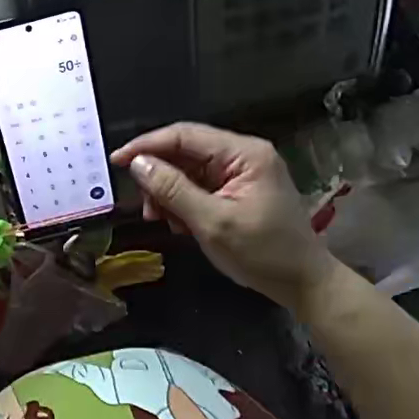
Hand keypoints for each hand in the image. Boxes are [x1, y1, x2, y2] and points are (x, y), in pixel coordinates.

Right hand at [110, 122, 338, 309]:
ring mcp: (238, 172)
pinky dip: (180, 203)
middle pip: (183, 151)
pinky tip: (179, 223)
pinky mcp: (234, 190)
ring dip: (167, 193)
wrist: (301, 283)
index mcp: (244, 154)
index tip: (117, 161)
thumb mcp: (213, 223)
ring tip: (164, 220)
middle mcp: (242, 155)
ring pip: (185, 170)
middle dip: (158, 176)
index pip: (185, 135)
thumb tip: (137, 164)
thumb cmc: (263, 253)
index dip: (147, 146)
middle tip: (146, 206)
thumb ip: (173, 190)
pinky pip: (195, 186)